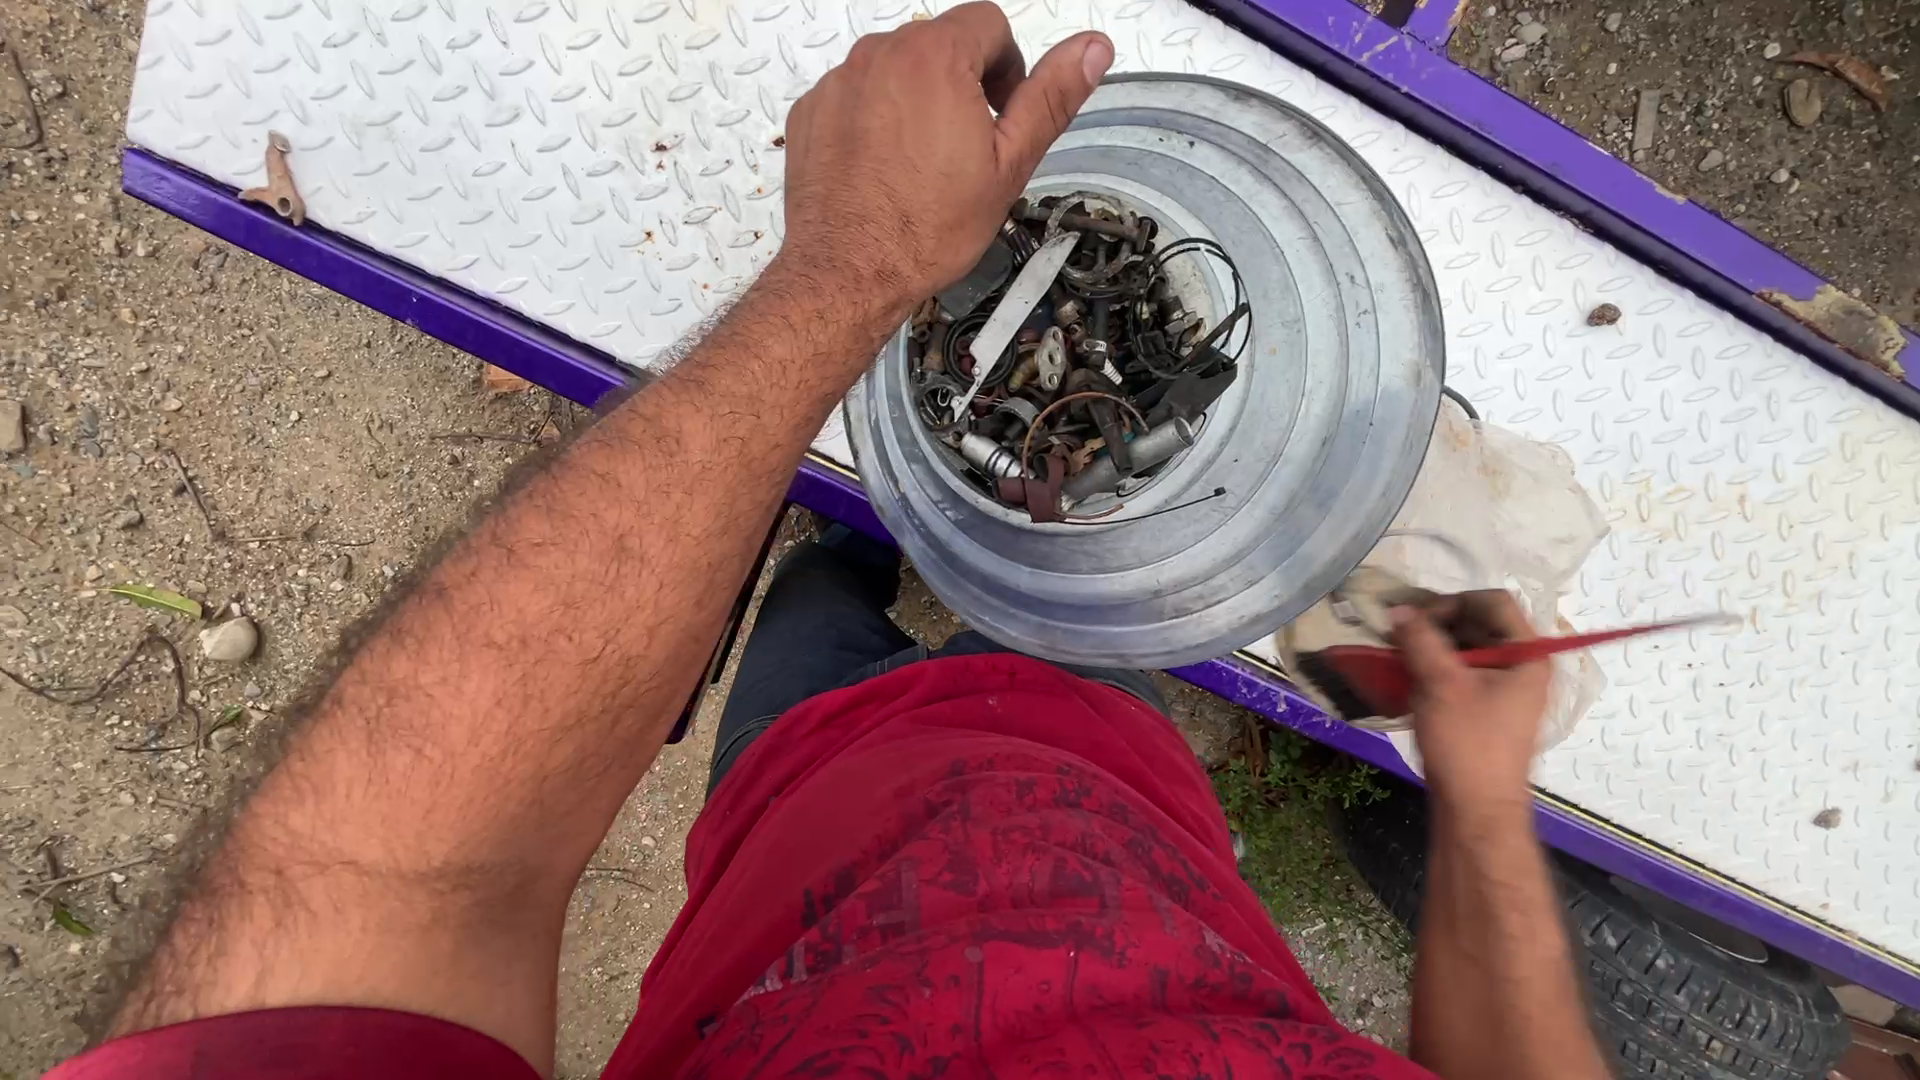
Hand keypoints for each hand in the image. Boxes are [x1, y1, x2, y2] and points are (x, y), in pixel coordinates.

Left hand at [775, 4, 1112, 314]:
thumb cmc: (924, 231)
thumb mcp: (1007, 168)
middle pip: (938, 46)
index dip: (1005, 70)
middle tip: (964, 151)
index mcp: (937, 58)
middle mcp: (882, 56)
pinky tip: (882, 172)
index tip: (1000, 113)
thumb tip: (1091, 50)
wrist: (849, 272)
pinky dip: (872, 124)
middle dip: (960, 86)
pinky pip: (854, 99)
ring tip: (920, 168)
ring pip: (894, 72)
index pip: (988, 24)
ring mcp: (840, 82)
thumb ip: (1049, 100)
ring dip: (915, 104)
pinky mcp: (811, 112)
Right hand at [1392, 591, 1552, 813]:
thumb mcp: (1440, 683)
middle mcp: (1521, 664)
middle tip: (1398, 637)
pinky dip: (1431, 664)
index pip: (1492, 601)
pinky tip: (1406, 675)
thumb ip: (1419, 639)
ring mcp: (1503, 684)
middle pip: (1476, 621)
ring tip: (1397, 656)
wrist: (1475, 805)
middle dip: (1434, 623)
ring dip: (1428, 644)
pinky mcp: (1483, 702)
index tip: (1416, 623)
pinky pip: (1457, 668)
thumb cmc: (1467, 742)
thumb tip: (1397, 609)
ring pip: (1462, 645)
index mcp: (1528, 654)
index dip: (1452, 603)